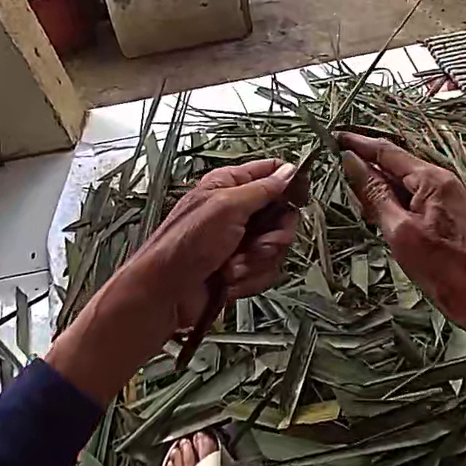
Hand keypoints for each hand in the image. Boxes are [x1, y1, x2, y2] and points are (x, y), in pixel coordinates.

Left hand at [48, 159, 299, 402]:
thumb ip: (262, 189)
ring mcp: (239, 240)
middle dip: (273, 236)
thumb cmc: (186, 245)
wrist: (166, 294)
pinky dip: (250, 278)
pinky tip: (229, 280)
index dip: (289, 184)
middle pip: (281, 215)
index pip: (270, 172)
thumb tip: (288, 171)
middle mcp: (236, 210)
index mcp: (229, 185)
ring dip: (257, 261)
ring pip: (276, 247)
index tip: (298, 198)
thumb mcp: (226, 207)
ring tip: (232, 267)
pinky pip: (266, 270)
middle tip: (256, 244)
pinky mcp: (241, 267)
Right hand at [338, 132, 465, 345]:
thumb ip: (374, 194)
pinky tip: (377, 216)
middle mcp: (441, 182)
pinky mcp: (443, 213)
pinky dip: (390, 203)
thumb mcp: (398, 230)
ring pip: (400, 183)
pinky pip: (410, 198)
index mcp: (433, 180)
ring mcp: (444, 197)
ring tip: (356, 202)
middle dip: (365, 168)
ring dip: (376, 188)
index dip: (359, 144)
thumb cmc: (443, 269)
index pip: (387, 152)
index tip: (335, 138)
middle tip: (337, 173)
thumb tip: (351, 163)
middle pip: (394, 165)